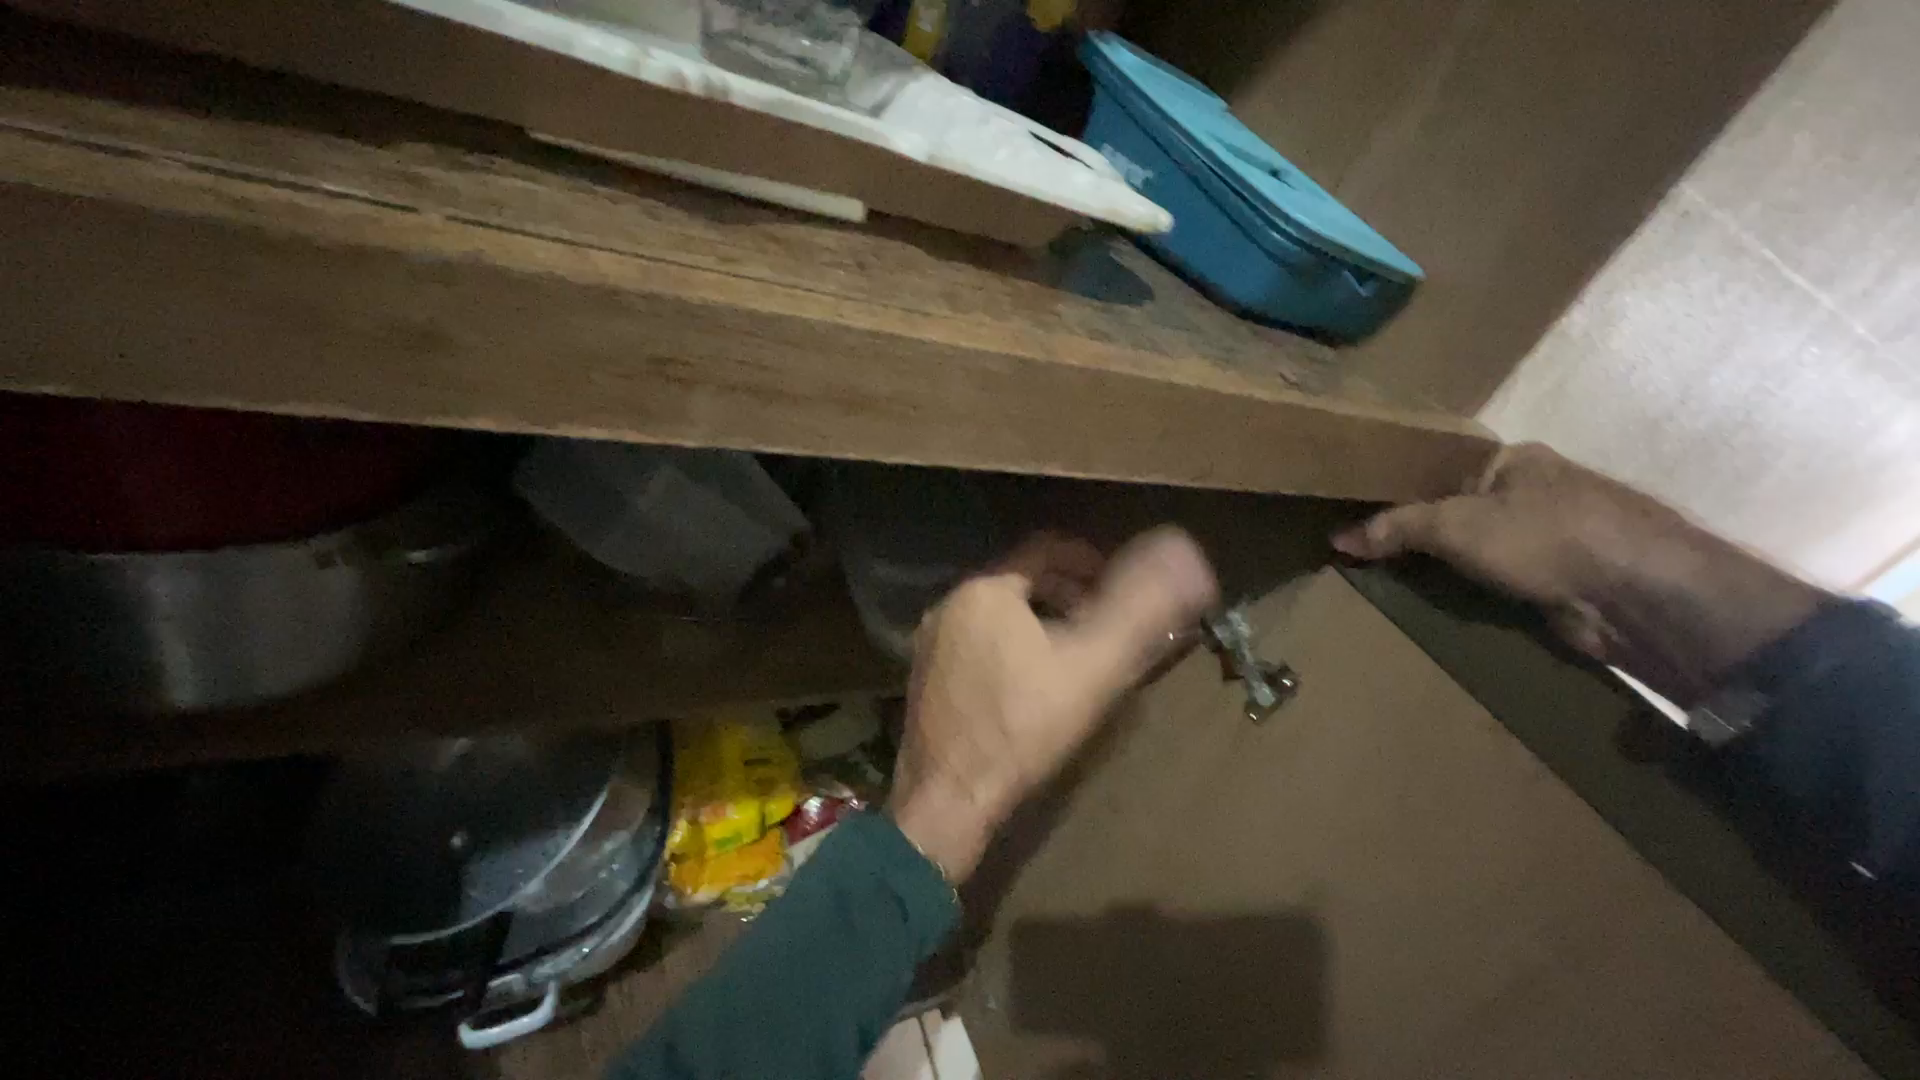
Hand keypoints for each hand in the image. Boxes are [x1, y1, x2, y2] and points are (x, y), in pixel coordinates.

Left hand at [889, 527, 1218, 882]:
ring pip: (996, 612)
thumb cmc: (1023, 728)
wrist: (947, 799)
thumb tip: (1185, 555)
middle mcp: (949, 604)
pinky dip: (1009, 645)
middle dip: (1067, 591)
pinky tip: (1031, 683)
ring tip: (1075, 651)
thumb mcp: (1093, 667)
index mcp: (985, 590)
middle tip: (1104, 621)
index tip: (1118, 584)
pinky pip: (975, 641)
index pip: (1044, 548)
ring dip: (1039, 619)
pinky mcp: (923, 677)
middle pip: (1019, 579)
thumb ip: (1139, 611)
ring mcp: (931, 642)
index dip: (1089, 559)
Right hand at [1332, 443, 1824, 704]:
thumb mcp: (1454, 524)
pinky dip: (1473, 595)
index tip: (1360, 517)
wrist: (1639, 595)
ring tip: (1391, 585)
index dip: (1401, 492)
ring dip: (1446, 571)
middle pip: (1459, 513)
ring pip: (1479, 552)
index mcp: (1515, 461)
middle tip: (1368, 556)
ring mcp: (1553, 538)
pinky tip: (1440, 607)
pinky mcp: (1561, 581)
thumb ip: (1395, 528)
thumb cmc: (1544, 537)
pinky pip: (1500, 584)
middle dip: (1419, 536)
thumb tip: (1337, 538)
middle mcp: (1535, 493)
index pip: (1443, 470)